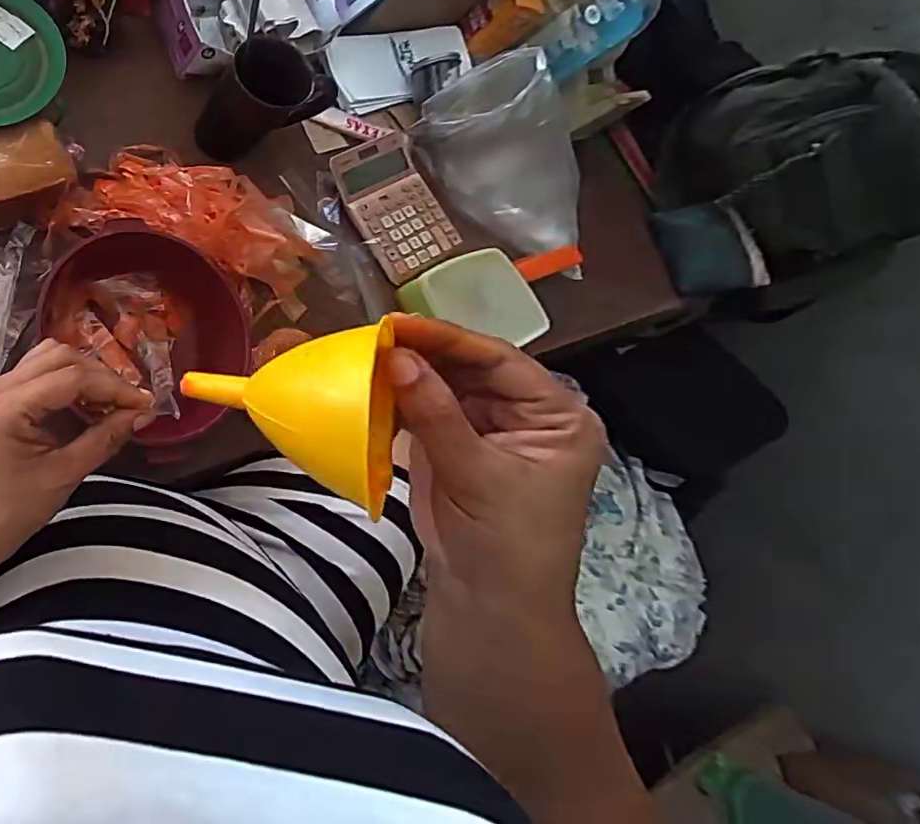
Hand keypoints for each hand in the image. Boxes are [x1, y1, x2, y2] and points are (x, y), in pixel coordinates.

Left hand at [0, 340, 153, 549]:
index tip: (145, 403)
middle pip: (60, 357)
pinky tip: (85, 399)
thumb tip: (142, 414)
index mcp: (9, 406)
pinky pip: (38, 369)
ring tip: (110, 399)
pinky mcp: (1, 394)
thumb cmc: (18, 506)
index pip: (71, 377)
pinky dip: (66, 377)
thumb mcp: (67, 473)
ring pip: (49, 356)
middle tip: (130, 403)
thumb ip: (105, 438)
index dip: (113, 387)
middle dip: (100, 375)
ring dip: (84, 371)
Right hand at [384, 314, 604, 622]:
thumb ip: (436, 413)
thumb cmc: (505, 540)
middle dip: (422, 350)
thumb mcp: (476, 473)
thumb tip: (396, 357)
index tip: (399, 324)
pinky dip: (394, 394)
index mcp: (555, 415)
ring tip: (364, 351)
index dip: (448, 339)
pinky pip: (419, 404)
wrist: (486, 595)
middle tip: (373, 334)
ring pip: (439, 381)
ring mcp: (481, 424)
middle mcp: (521, 412)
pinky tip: (368, 381)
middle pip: (467, 365)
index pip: (500, 361)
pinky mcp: (447, 438)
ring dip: (405, 369)